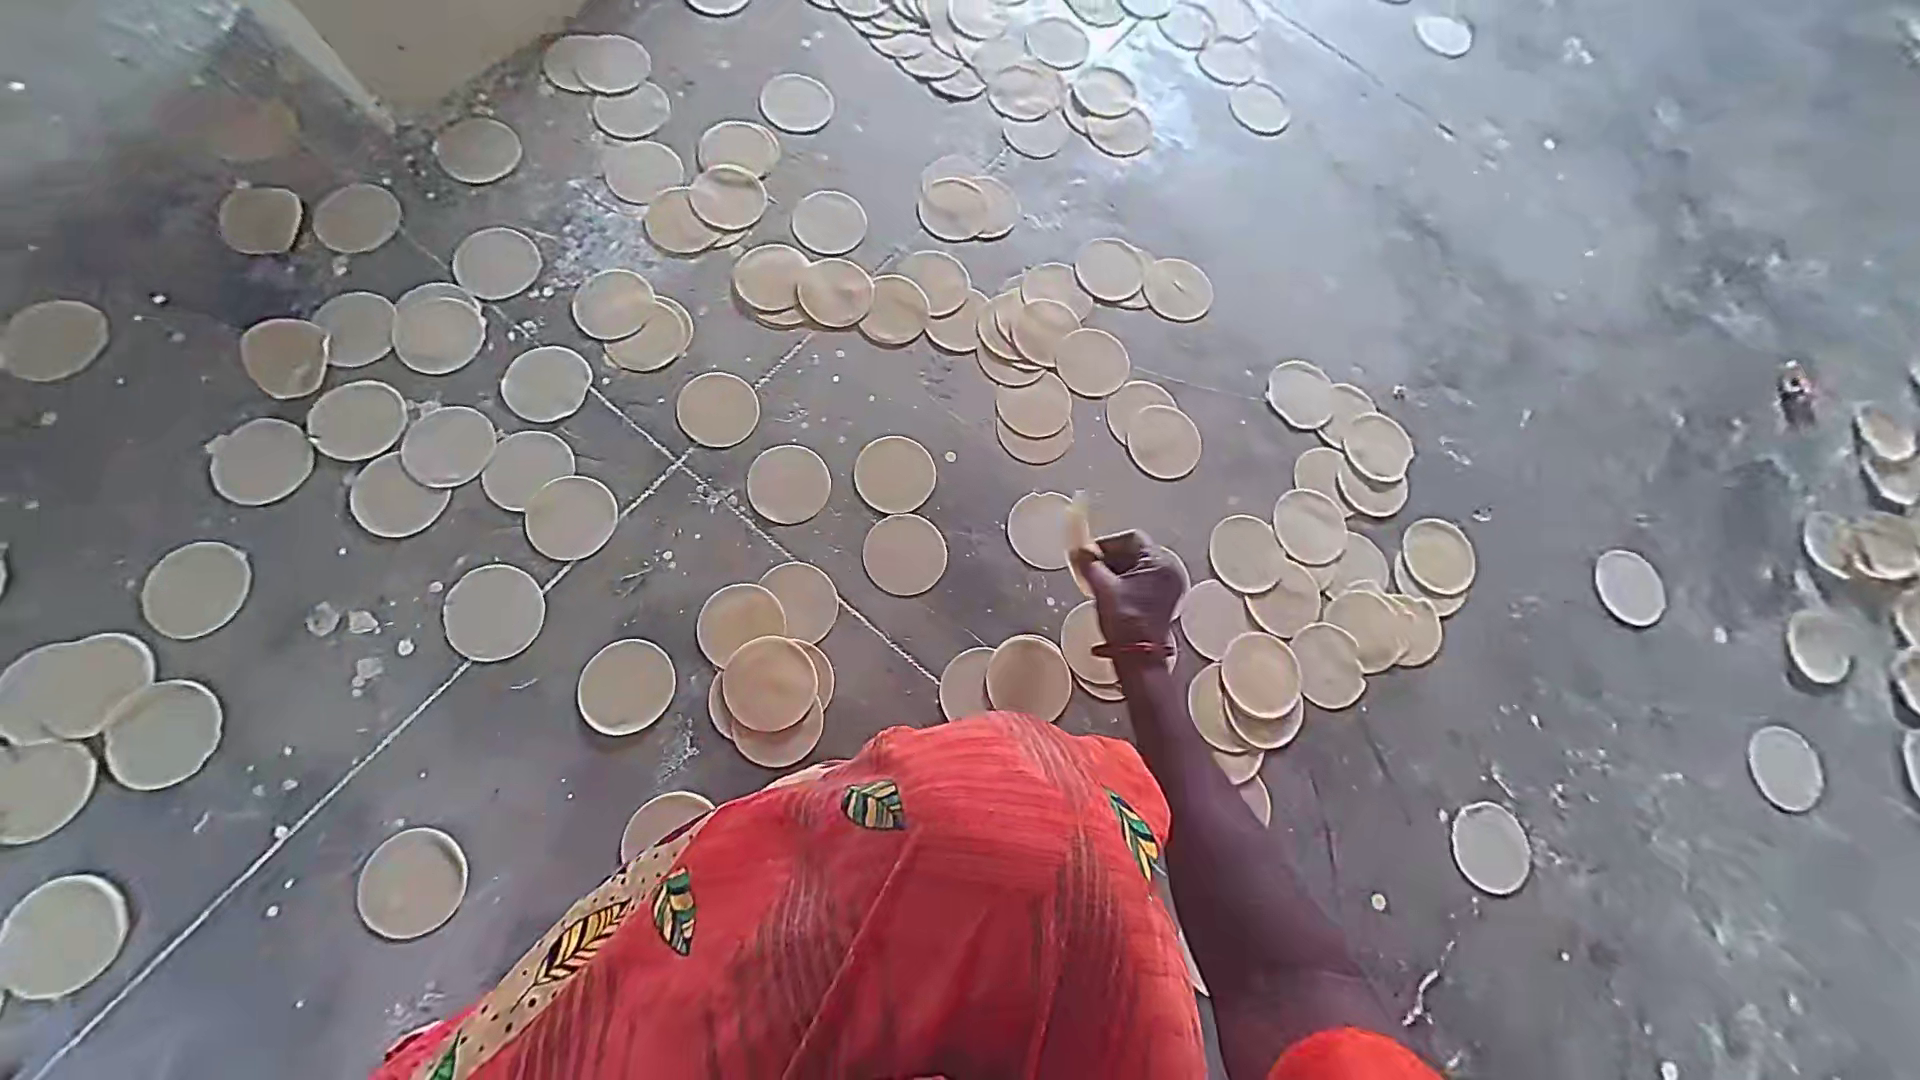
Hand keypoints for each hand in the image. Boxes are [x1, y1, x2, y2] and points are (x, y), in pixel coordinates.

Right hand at [1070, 531, 1187, 654]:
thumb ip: (1088, 564)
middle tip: (1091, 568)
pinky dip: (1124, 582)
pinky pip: (1141, 581)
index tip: (1089, 554)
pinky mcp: (1162, 600)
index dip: (1106, 544)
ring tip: (1097, 582)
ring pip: (1136, 567)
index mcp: (1160, 564)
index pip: (1131, 539)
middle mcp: (1169, 572)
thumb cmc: (1127, 623)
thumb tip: (1078, 552)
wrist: (1138, 657)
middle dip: (1110, 559)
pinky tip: (1109, 592)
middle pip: (1134, 552)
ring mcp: (1167, 587)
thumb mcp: (1102, 588)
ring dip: (1115, 571)